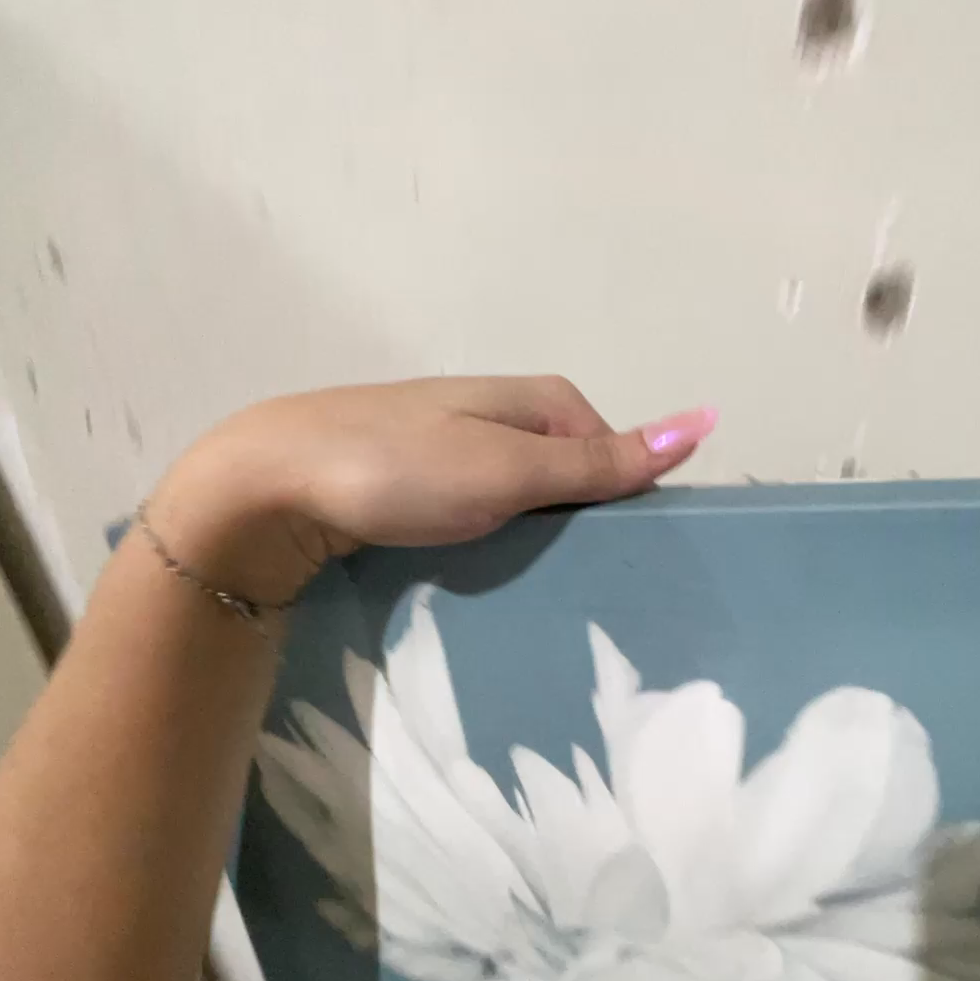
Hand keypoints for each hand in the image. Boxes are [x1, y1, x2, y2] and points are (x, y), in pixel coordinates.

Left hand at [144, 376, 716, 602]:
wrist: (275, 482)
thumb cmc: (402, 470)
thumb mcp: (512, 470)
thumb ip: (602, 460)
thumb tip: (705, 420)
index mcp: (541, 400)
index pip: (617, 455)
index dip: (622, 506)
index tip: (616, 563)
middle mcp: (507, 413)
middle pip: (574, 475)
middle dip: (577, 524)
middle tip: (567, 580)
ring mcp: (463, 443)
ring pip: (529, 495)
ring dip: (534, 534)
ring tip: (525, 580)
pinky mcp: (427, 475)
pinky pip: (487, 506)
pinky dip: (493, 534)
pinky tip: (480, 563)